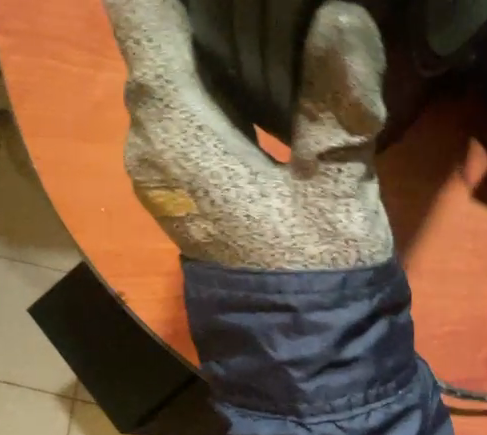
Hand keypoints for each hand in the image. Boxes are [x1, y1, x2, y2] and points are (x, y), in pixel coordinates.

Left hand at [102, 0, 392, 269]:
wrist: (310, 347)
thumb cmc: (322, 270)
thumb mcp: (339, 187)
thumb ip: (336, 102)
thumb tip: (343, 12)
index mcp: (175, 127)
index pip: (143, 9)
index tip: (245, 0)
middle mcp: (146, 135)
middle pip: (157, 37)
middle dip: (206, 15)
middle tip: (271, 16)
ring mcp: (156, 162)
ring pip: (169, 71)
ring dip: (210, 45)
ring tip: (268, 32)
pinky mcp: (179, 183)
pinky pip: (183, 107)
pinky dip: (212, 81)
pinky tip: (259, 81)